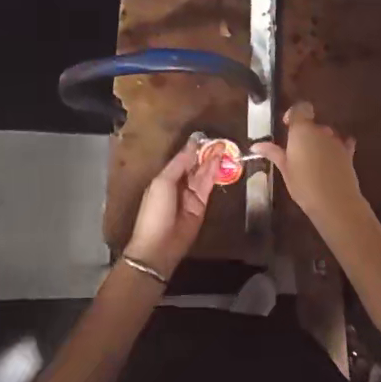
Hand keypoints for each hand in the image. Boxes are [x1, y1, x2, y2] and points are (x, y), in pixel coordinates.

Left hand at [123, 145, 220, 276]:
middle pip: (194, 166)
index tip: (206, 137)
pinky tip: (221, 163)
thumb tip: (191, 147)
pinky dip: (214, 175)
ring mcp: (190, 195)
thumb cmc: (156, 211)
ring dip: (212, 162)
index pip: (181, 159)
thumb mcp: (163, 183)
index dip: (193, 148)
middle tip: (221, 141)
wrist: (160, 244)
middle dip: (205, 154)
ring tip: (224, 148)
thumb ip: (179, 164)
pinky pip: (208, 187)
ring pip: (203, 175)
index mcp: (164, 178)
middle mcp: (178, 184)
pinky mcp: (201, 206)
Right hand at [251, 103, 363, 222]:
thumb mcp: (285, 169)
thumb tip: (256, 145)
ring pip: (326, 134)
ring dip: (318, 142)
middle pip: (313, 124)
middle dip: (304, 133)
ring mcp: (337, 141)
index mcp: (302, 131)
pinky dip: (335, 149)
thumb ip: (273, 153)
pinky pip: (341, 144)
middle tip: (295, 152)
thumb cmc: (304, 185)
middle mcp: (321, 131)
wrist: (335, 202)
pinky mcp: (348, 153)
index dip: (293, 114)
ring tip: (310, 161)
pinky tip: (330, 161)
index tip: (286, 125)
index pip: (301, 108)